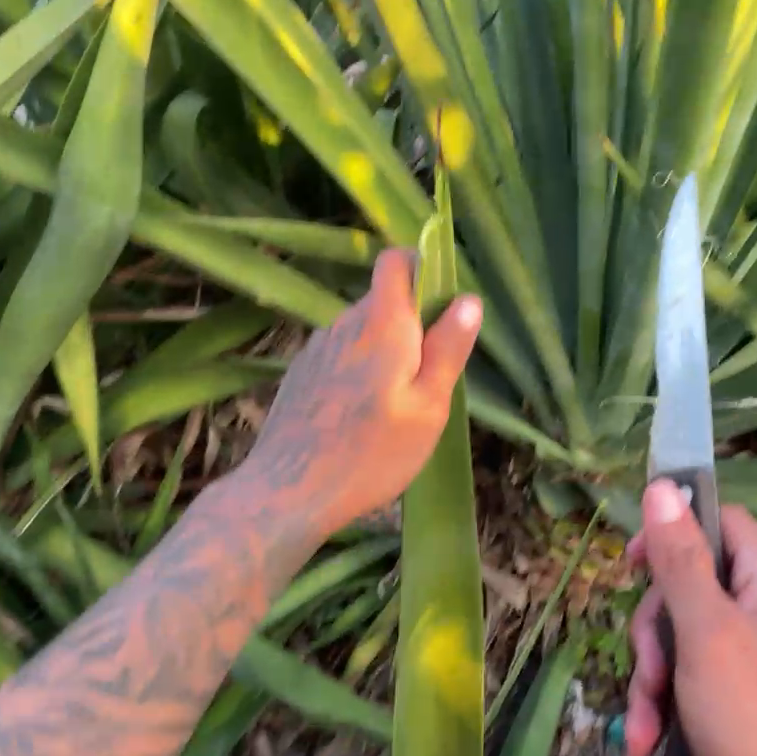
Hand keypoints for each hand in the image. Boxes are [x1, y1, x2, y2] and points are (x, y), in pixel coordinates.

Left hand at [240, 248, 479, 534]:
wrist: (288, 493)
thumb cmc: (372, 453)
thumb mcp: (429, 407)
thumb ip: (448, 349)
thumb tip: (468, 300)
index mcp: (383, 323)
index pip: (396, 262)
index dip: (421, 268)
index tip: (442, 306)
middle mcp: (346, 324)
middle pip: (384, 301)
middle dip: (411, 325)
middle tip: (428, 379)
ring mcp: (318, 348)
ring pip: (363, 331)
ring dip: (385, 352)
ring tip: (394, 407)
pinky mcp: (301, 373)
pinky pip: (342, 355)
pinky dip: (359, 371)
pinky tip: (359, 418)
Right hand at [625, 481, 756, 755]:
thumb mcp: (707, 634)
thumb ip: (679, 558)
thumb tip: (662, 484)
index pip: (717, 520)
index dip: (671, 534)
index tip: (630, 568)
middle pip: (694, 585)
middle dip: (655, 632)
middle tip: (650, 674)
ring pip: (689, 639)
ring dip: (656, 680)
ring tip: (647, 729)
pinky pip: (703, 681)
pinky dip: (674, 707)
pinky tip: (654, 745)